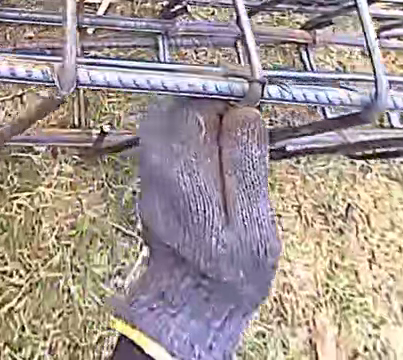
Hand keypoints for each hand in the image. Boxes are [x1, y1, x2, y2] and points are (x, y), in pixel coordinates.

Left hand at [116, 99, 279, 359]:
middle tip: (240, 151)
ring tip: (228, 164)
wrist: (189, 304)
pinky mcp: (151, 166)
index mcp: (182, 163)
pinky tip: (214, 172)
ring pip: (184, 113)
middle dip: (219, 113)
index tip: (249, 119)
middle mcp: (157, 154)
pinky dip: (198, 140)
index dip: (230, 100)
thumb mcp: (253, 223)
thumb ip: (247, 162)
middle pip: (190, 100)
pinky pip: (178, 132)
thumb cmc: (226, 269)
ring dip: (209, 127)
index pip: (201, 97)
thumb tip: (246, 111)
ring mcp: (149, 158)